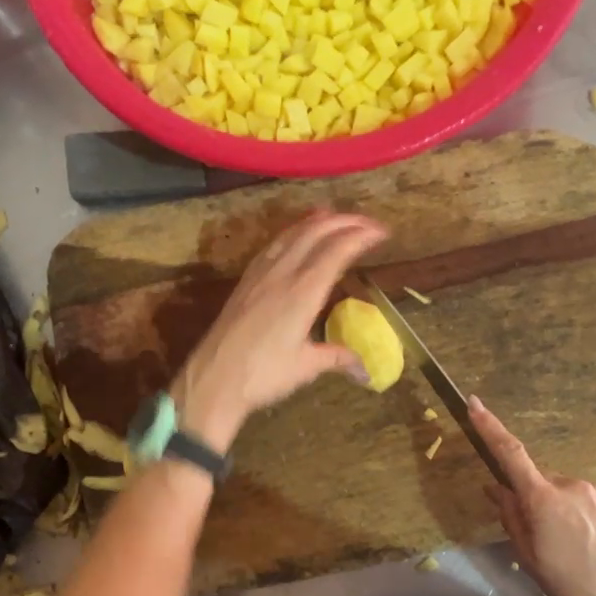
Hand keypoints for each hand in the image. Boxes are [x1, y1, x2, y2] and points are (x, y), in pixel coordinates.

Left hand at [171, 213, 386, 449]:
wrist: (213, 378)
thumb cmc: (263, 374)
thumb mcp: (306, 366)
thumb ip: (337, 358)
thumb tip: (365, 370)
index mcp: (304, 291)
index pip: (337, 250)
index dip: (361, 236)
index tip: (382, 232)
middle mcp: (283, 273)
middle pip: (316, 232)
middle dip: (344, 221)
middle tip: (366, 223)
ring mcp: (261, 274)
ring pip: (292, 234)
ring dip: (317, 222)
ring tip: (335, 217)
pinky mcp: (245, 281)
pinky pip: (273, 245)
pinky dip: (293, 233)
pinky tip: (295, 237)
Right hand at [471, 397, 595, 595]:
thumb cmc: (574, 585)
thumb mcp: (531, 559)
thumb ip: (512, 519)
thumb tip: (497, 489)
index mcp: (544, 498)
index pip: (510, 454)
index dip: (489, 428)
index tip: (475, 404)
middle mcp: (571, 485)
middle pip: (539, 483)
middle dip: (532, 502)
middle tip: (538, 542)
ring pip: (563, 495)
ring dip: (557, 514)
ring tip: (569, 553)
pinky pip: (585, 504)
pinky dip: (578, 520)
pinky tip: (589, 550)